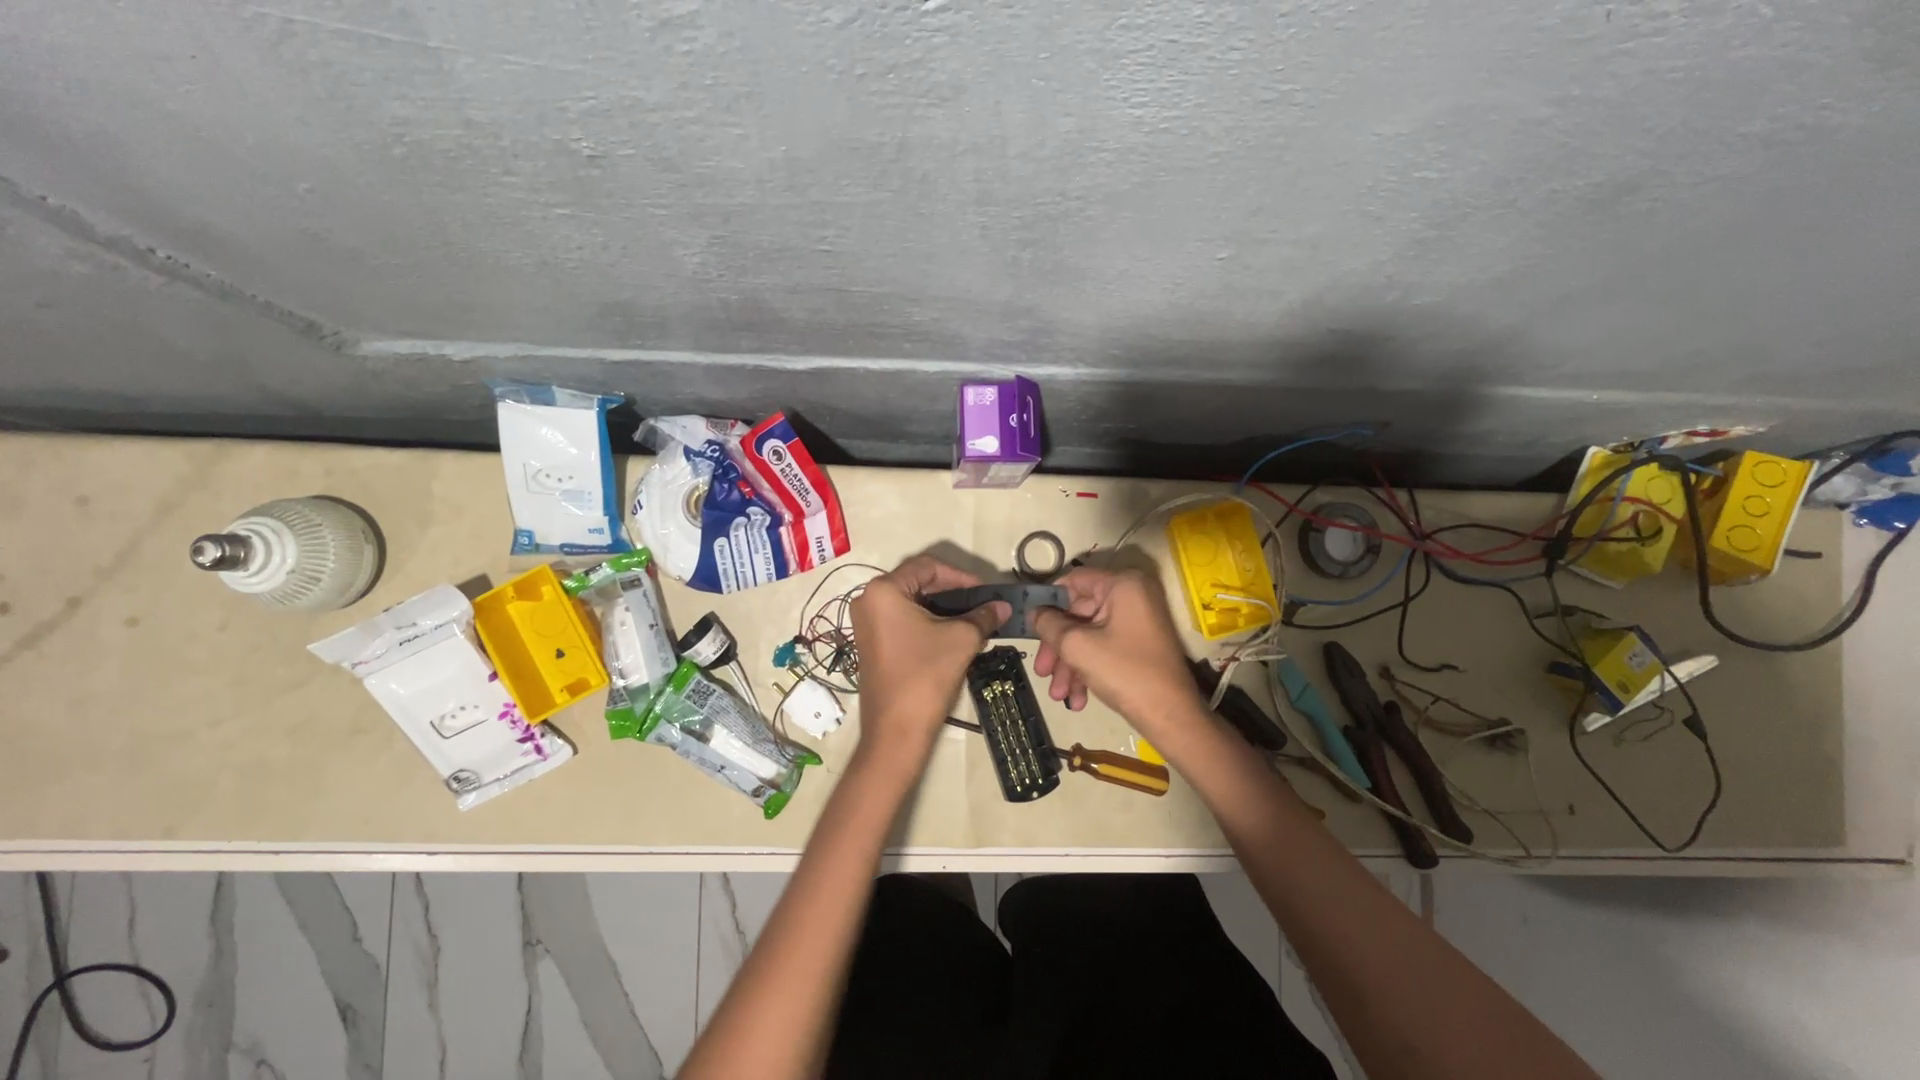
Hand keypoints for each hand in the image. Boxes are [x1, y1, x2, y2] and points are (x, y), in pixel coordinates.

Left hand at [848, 555, 1009, 761]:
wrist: (896, 731)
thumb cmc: (926, 675)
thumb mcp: (960, 640)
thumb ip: (982, 616)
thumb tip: (1003, 606)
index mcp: (884, 591)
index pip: (927, 566)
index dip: (961, 576)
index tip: (986, 591)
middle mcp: (868, 601)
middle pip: (918, 583)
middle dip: (953, 593)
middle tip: (983, 605)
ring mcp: (867, 624)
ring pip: (912, 604)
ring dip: (944, 610)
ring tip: (974, 622)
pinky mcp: (871, 645)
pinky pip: (903, 622)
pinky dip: (929, 624)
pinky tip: (955, 637)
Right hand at [1031, 567, 1204, 735]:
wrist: (1170, 716)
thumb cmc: (1124, 672)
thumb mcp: (1078, 646)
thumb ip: (1050, 624)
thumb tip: (1034, 612)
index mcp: (1122, 585)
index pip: (1073, 580)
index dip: (1047, 602)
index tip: (1029, 625)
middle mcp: (1132, 595)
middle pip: (1078, 613)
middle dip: (1057, 647)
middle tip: (1041, 672)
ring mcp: (1136, 620)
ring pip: (1089, 635)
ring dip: (1069, 664)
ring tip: (1058, 695)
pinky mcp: (1138, 644)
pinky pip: (1104, 647)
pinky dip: (1088, 669)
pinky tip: (1077, 699)